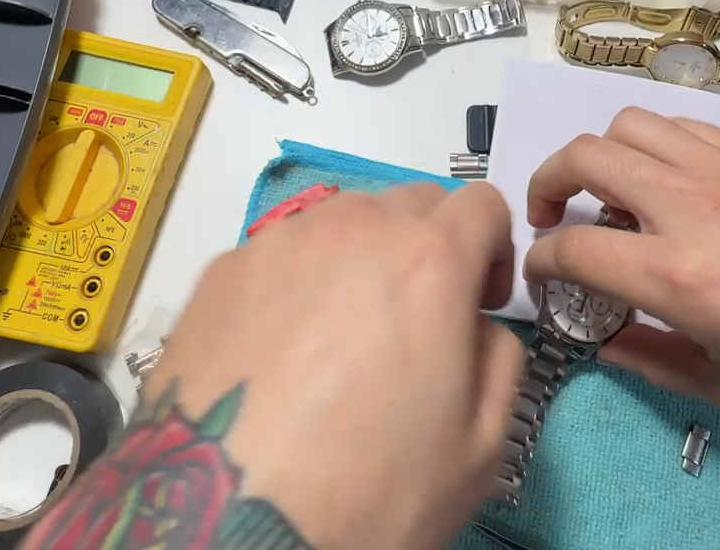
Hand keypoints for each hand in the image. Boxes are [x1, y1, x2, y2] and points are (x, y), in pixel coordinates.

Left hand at [69, 185, 520, 549]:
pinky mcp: (224, 266)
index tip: (477, 301)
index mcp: (430, 258)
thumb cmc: (365, 491)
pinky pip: (285, 251)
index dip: (493, 249)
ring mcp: (283, 239)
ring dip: (363, 257)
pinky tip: (279, 350)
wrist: (218, 525)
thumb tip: (476, 323)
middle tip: (413, 321)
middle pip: (416, 203)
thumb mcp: (479, 447)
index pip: (484, 203)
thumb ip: (501, 356)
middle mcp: (357, 226)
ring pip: (347, 220)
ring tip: (338, 335)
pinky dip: (300, 280)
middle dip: (431, 247)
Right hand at [522, 108, 719, 429]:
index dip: (540, 261)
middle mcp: (693, 204)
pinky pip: (682, 126)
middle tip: (551, 213)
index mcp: (683, 276)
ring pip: (629, 123)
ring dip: (600, 153)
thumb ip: (652, 361)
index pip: (573, 248)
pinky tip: (672, 181)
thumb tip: (601, 336)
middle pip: (585, 156)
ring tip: (609, 189)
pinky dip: (654, 145)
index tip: (541, 274)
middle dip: (546, 180)